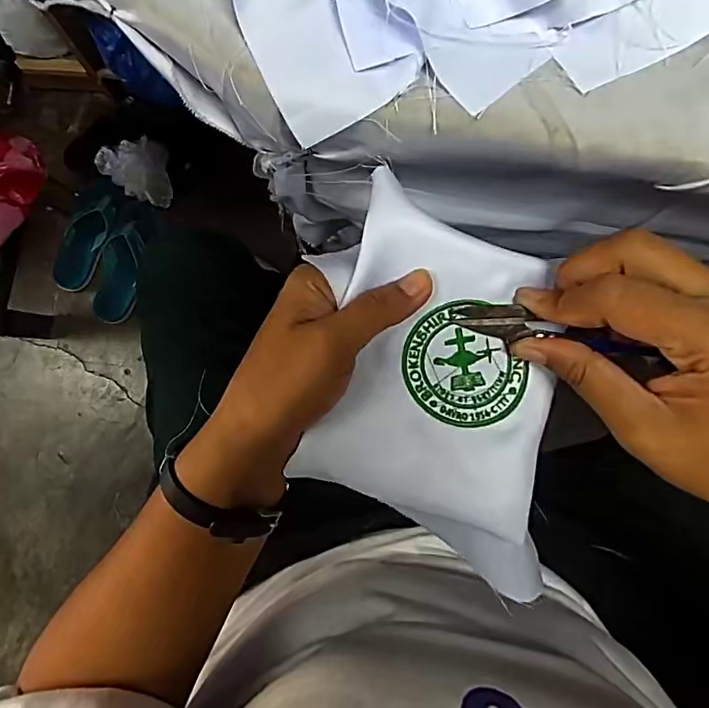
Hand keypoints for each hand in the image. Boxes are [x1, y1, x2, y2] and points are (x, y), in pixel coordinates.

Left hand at [178, 264, 431, 509]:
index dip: (401, 270)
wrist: (251, 445)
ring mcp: (318, 338)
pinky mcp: (325, 369)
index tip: (447, 276)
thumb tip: (421, 277)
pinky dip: (384, 360)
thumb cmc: (285, 384)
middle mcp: (313, 305)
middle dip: (405, 305)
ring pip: (368, 328)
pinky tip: (419, 367)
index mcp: (308, 285)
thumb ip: (376, 309)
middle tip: (457, 312)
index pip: (362, 263)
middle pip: (368, 296)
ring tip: (449, 338)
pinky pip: (362, 355)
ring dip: (398, 336)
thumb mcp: (334, 341)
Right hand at [509, 230, 708, 540]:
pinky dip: (629, 284)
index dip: (568, 301)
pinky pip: (669, 271)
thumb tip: (530, 341)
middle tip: (554, 306)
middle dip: (583, 269)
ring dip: (604, 273)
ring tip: (578, 313)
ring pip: (653, 253)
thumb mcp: (647, 432)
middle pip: (639, 249)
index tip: (529, 315)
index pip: (624, 295)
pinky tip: (615, 321)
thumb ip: (587, 376)